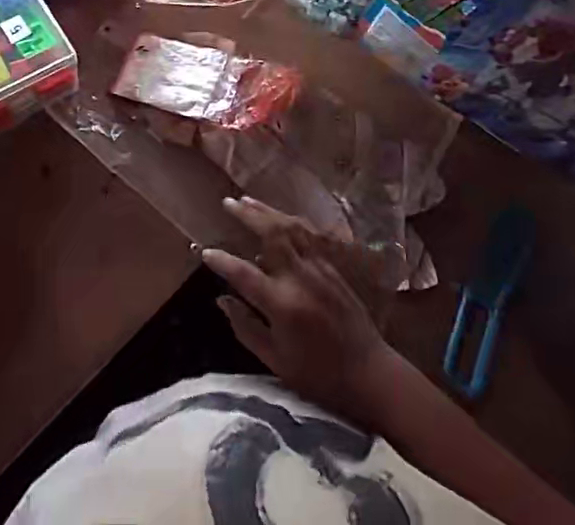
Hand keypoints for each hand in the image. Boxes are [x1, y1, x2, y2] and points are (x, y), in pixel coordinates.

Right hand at [201, 197, 398, 426]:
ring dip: (267, 211)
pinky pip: (308, 235)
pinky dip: (289, 221)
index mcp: (283, 304)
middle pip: (272, 234)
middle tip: (228, 202)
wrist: (369, 372)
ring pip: (292, 228)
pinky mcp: (333, 267)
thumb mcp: (275, 360)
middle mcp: (301, 278)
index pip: (244, 274)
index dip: (222, 261)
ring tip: (247, 200)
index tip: (205, 252)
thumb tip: (222, 300)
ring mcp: (319, 269)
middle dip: (248, 215)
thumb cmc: (318, 374)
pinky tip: (278, 217)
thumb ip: (245, 327)